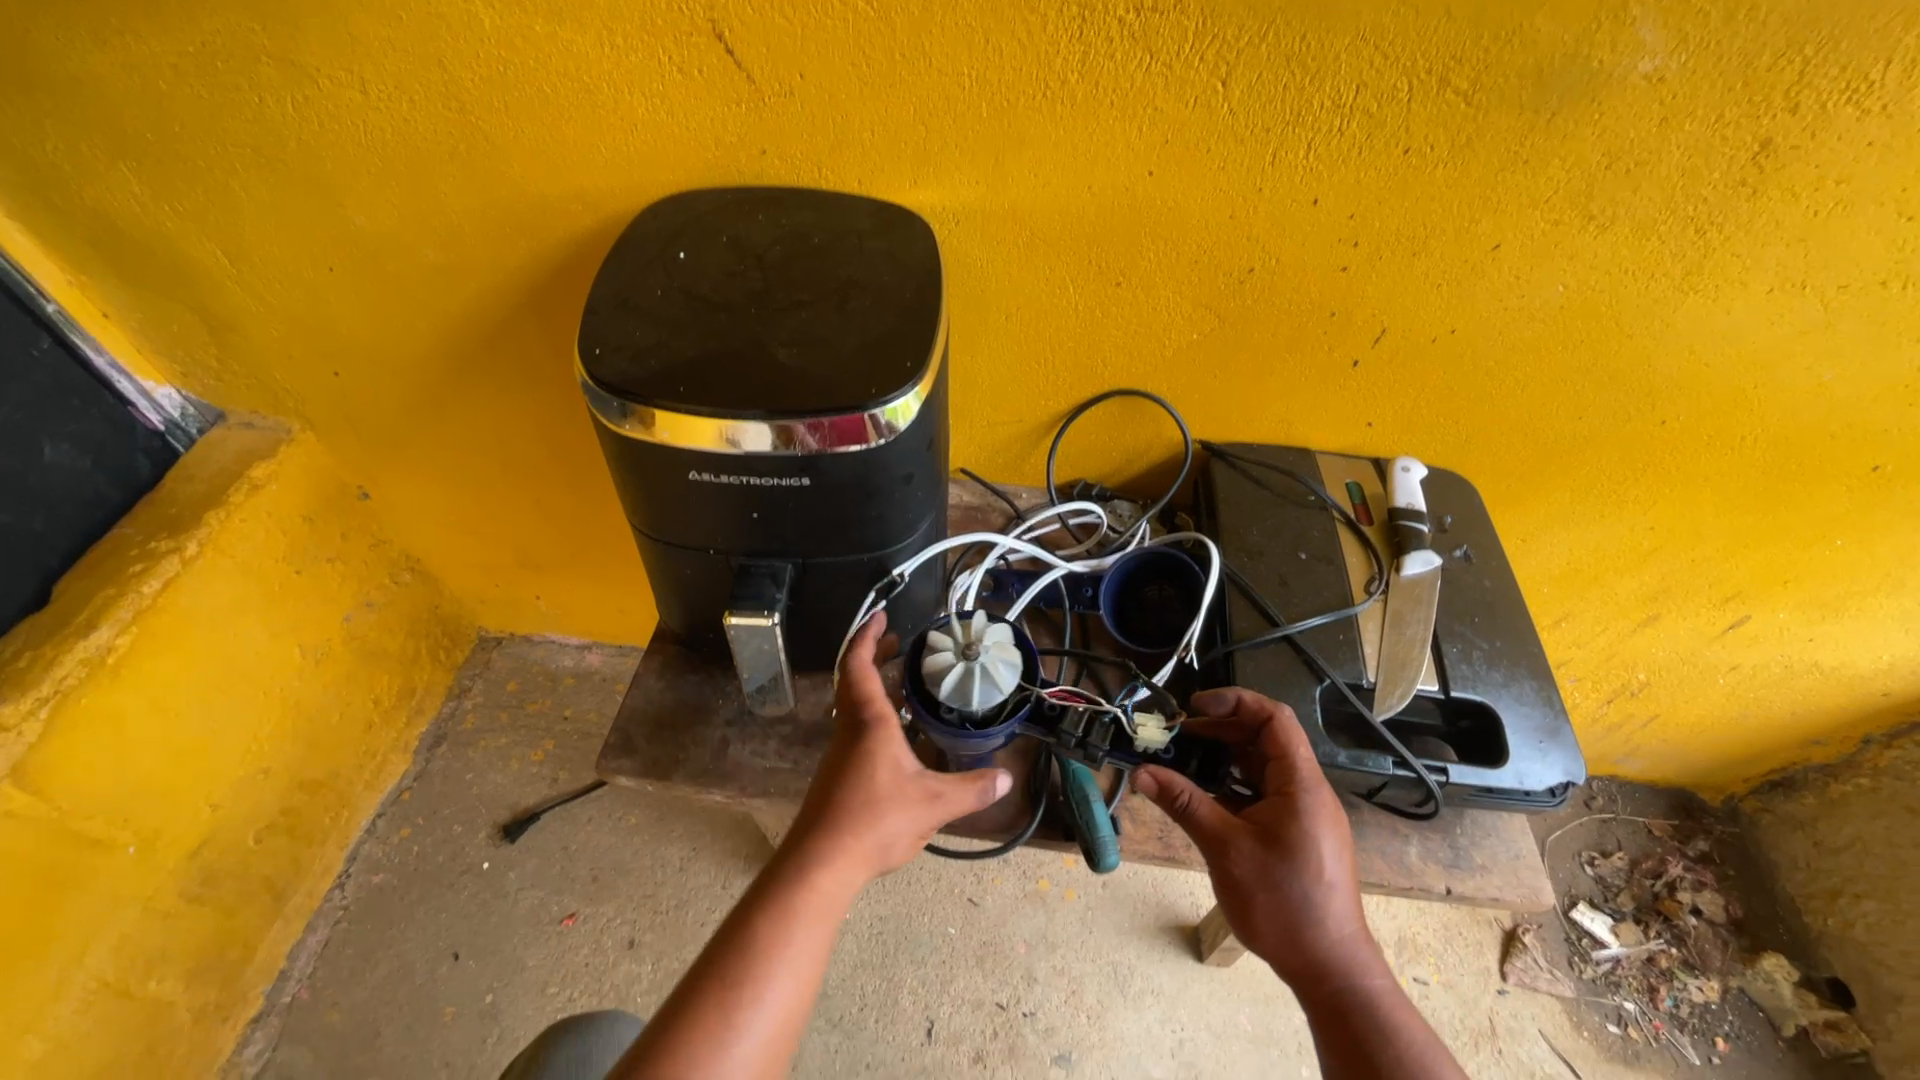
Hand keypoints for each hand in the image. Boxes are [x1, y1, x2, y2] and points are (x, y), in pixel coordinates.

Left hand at [782, 611, 1014, 885]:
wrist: (821, 862)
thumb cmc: (874, 820)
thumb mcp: (933, 803)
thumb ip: (972, 788)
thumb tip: (1007, 777)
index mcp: (869, 722)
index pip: (859, 664)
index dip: (868, 636)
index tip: (882, 615)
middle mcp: (850, 729)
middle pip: (854, 679)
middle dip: (874, 655)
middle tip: (898, 642)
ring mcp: (840, 753)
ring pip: (853, 705)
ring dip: (874, 686)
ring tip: (904, 683)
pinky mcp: (838, 774)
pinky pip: (856, 729)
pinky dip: (875, 715)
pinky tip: (898, 737)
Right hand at [1132, 688, 1377, 987]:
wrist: (1328, 966)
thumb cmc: (1281, 902)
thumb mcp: (1224, 847)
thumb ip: (1184, 803)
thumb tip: (1142, 772)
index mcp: (1300, 783)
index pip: (1274, 718)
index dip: (1234, 702)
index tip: (1193, 709)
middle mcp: (1307, 791)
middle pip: (1266, 740)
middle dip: (1221, 732)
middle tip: (1177, 738)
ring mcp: (1305, 815)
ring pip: (1263, 770)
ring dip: (1223, 762)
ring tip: (1182, 765)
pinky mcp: (1299, 836)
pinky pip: (1264, 796)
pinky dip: (1233, 789)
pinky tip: (1203, 800)